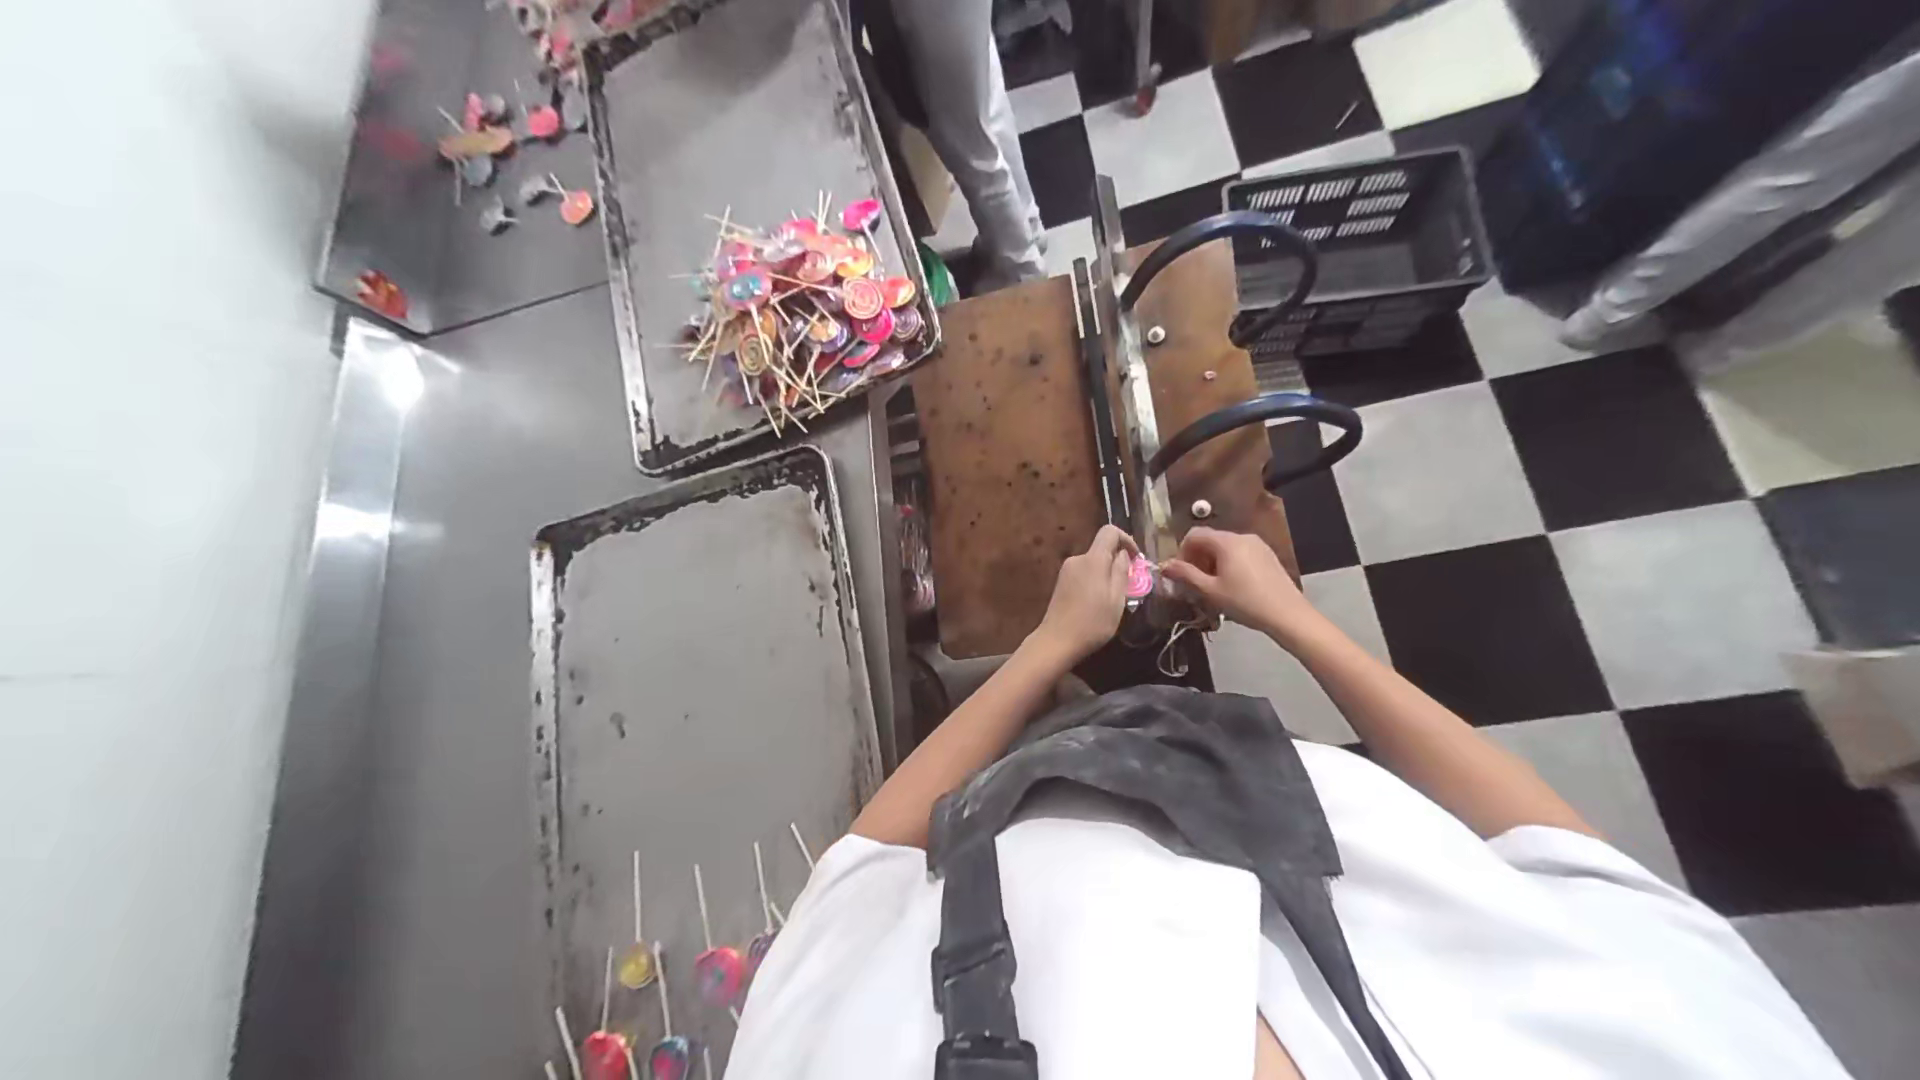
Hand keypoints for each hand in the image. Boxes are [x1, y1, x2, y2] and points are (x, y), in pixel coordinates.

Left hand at [1031, 525, 1136, 664]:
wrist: (1057, 641)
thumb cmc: (1092, 622)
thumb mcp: (1116, 598)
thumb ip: (1121, 571)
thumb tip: (1123, 553)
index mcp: (1092, 559)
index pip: (1109, 531)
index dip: (1126, 539)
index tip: (1136, 559)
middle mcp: (1077, 559)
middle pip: (1101, 549)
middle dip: (1118, 562)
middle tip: (1129, 585)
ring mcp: (1066, 571)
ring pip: (1093, 563)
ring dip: (1107, 574)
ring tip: (1114, 598)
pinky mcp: (1061, 583)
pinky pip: (1084, 573)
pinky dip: (1095, 581)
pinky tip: (1097, 603)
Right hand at [1163, 527, 1323, 645]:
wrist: (1288, 615)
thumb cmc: (1245, 602)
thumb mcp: (1210, 591)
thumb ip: (1185, 574)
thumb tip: (1163, 565)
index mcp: (1226, 542)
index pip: (1194, 535)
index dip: (1182, 552)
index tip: (1181, 574)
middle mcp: (1242, 536)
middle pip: (1210, 539)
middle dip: (1197, 558)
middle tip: (1195, 582)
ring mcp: (1257, 544)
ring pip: (1225, 547)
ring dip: (1212, 562)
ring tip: (1213, 586)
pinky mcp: (1267, 555)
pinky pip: (1240, 552)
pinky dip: (1229, 563)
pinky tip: (1233, 585)